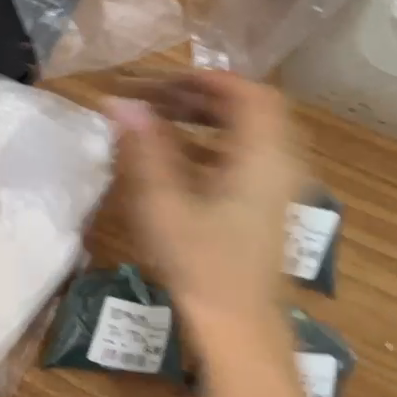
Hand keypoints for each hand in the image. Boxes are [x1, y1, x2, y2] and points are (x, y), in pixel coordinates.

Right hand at [106, 72, 303, 326]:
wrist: (235, 317)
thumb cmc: (198, 259)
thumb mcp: (161, 201)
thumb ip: (142, 148)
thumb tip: (117, 103)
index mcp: (262, 157)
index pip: (249, 95)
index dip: (207, 79)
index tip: (159, 79)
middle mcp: (280, 164)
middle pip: (250, 111)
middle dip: (199, 97)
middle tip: (149, 99)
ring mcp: (275, 186)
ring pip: (247, 133)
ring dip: (203, 119)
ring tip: (155, 121)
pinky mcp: (263, 204)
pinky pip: (242, 156)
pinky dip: (208, 143)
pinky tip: (170, 157)